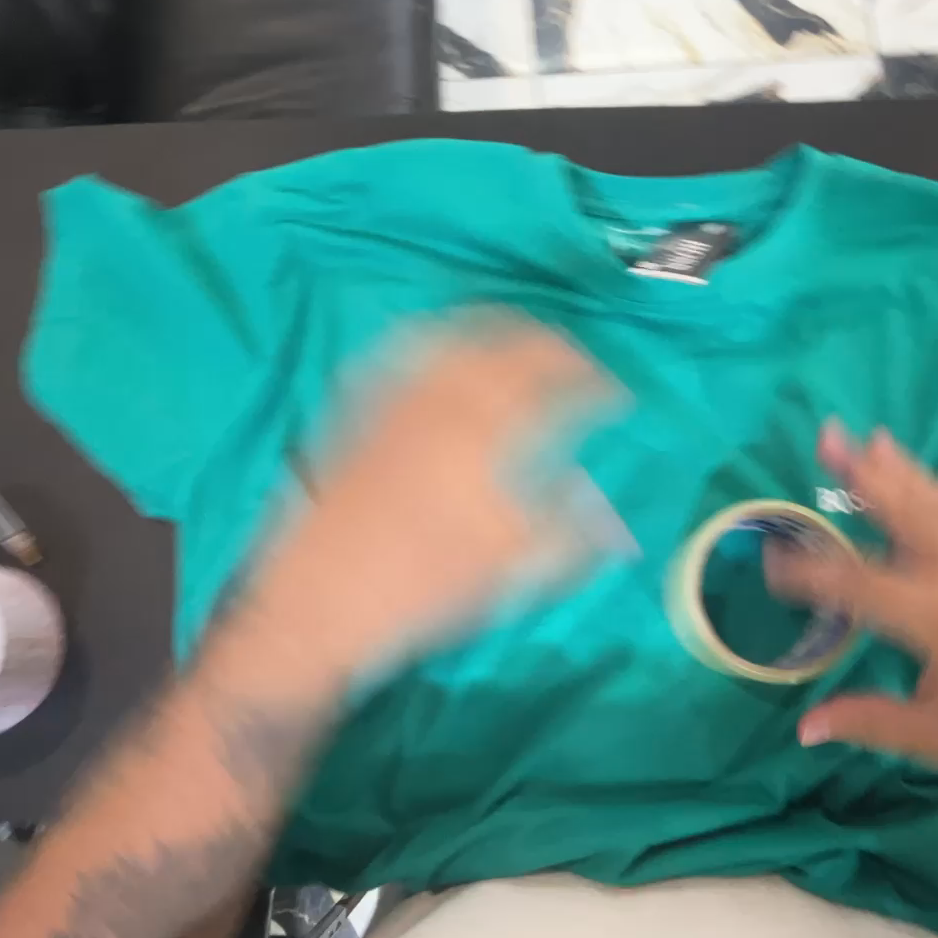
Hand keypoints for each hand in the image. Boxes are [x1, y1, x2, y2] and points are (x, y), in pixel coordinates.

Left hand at [240, 316, 619, 681]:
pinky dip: (440, 344)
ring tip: (521, 346)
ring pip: (454, 339)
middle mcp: (440, 401)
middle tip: (574, 364)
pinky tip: (446, 355)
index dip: (592, 382)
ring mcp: (394, 402)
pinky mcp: (360, 414)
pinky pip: (405, 358)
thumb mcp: (508, 573)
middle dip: (550, 346)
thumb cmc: (419, 591)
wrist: (318, 603)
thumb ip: (571, 538)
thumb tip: (618, 526)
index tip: (616, 395)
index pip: (554, 384)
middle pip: (505, 345)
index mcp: (484, 435)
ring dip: (499, 333)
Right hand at [765, 423, 937, 811]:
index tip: (769, 557)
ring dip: (905, 471)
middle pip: (908, 515)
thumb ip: (870, 722)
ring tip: (872, 439)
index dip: (809, 571)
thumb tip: (802, 729)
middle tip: (830, 438)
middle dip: (864, 475)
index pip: (859, 585)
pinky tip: (937, 478)